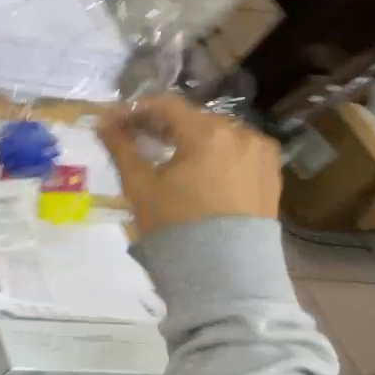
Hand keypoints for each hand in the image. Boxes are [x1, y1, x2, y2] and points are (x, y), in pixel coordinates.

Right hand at [98, 95, 279, 237]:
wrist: (225, 269)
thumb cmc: (175, 222)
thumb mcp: (139, 184)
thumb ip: (121, 147)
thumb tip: (102, 123)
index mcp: (207, 132)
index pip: (166, 105)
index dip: (135, 109)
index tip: (114, 121)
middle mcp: (241, 133)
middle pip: (192, 118)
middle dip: (161, 125)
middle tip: (135, 138)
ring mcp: (261, 152)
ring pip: (216, 133)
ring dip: (188, 138)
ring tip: (165, 155)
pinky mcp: (271, 172)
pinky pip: (236, 150)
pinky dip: (213, 153)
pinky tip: (195, 169)